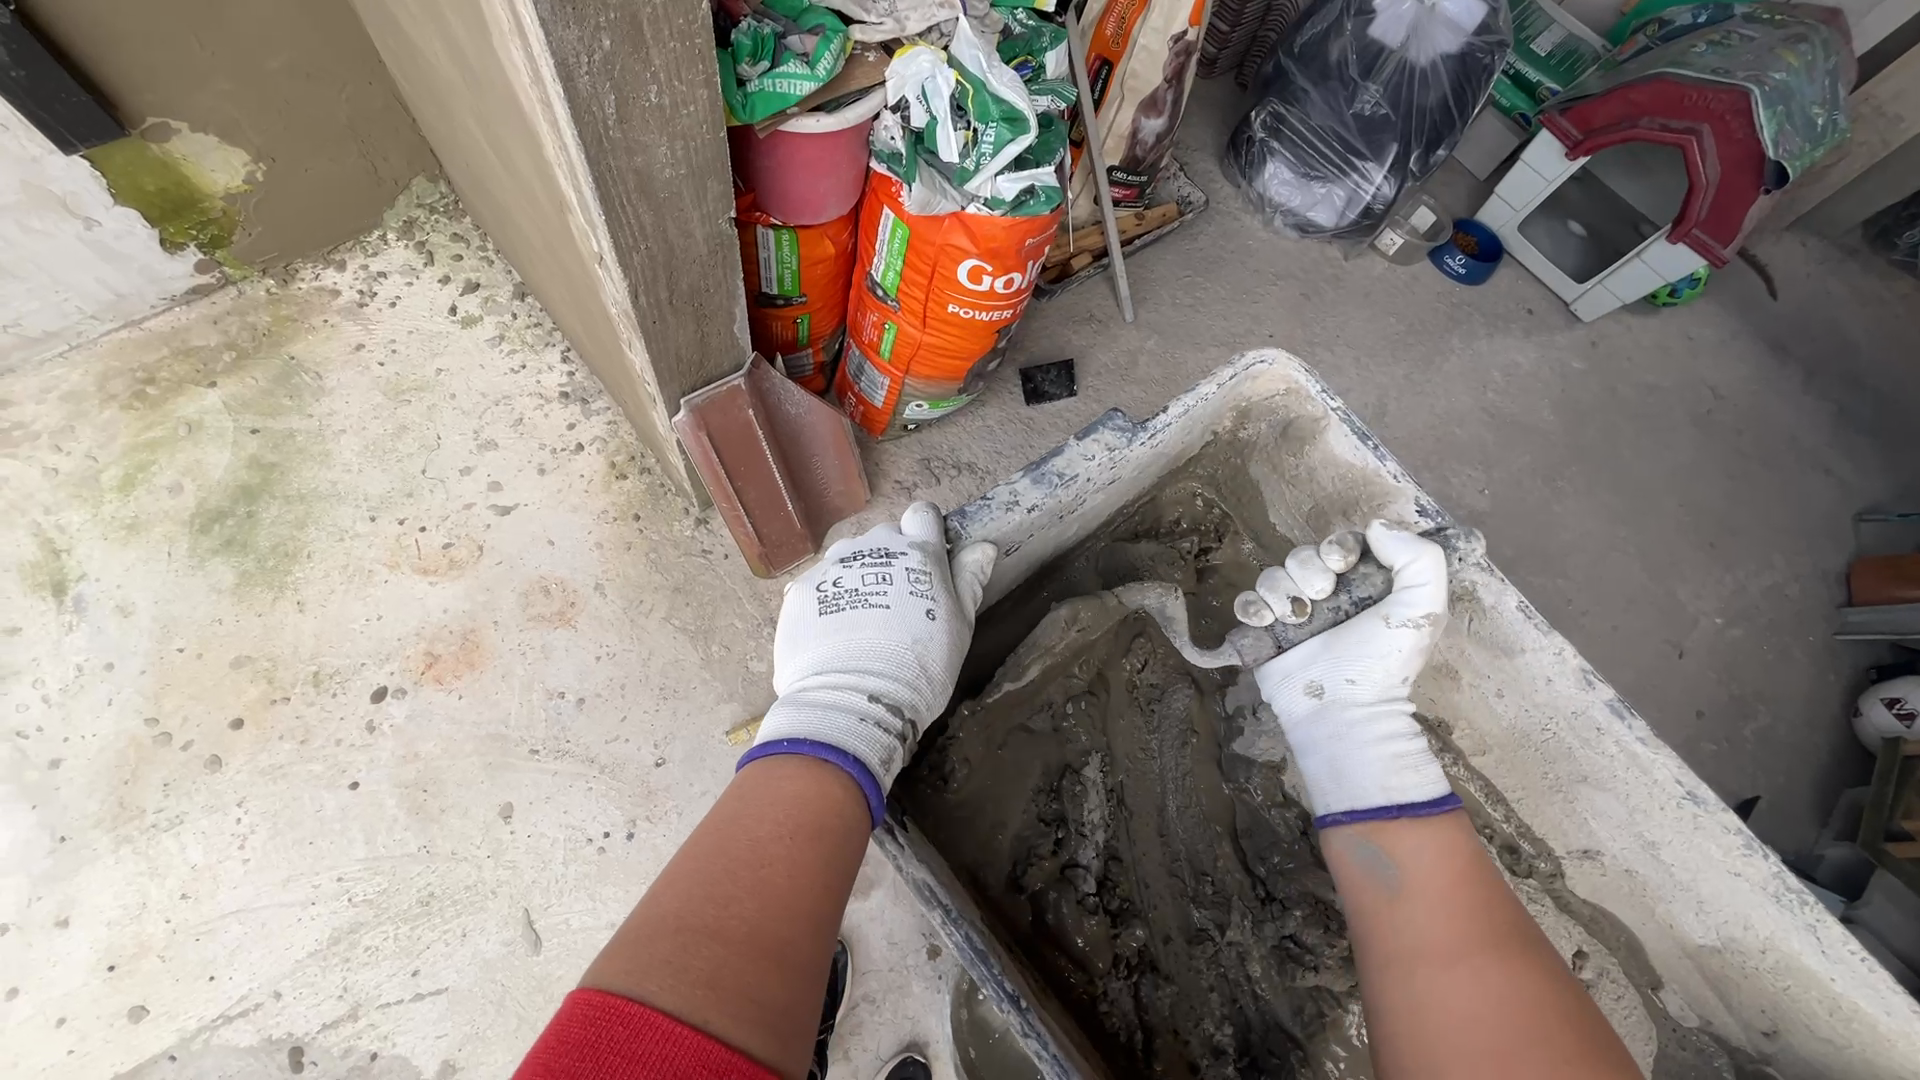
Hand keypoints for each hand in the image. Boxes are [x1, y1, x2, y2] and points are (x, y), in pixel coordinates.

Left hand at [742, 503, 997, 826]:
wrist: (852, 699)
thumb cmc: (920, 665)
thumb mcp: (960, 626)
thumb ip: (970, 580)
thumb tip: (984, 547)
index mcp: (918, 551)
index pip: (923, 514)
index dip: (926, 532)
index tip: (928, 559)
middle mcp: (873, 546)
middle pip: (885, 535)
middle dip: (891, 556)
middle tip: (896, 601)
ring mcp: (833, 564)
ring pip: (849, 555)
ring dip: (858, 573)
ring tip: (862, 619)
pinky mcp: (802, 587)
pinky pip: (821, 581)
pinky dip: (829, 598)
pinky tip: (834, 632)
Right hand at [1252, 520, 1458, 827]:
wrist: (1341, 709)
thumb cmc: (1382, 662)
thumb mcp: (1423, 608)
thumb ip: (1418, 558)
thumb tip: (1374, 527)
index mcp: (1360, 586)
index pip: (1337, 544)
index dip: (1334, 547)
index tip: (1342, 566)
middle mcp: (1324, 596)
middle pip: (1299, 556)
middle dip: (1306, 571)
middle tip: (1321, 600)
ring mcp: (1289, 614)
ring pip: (1270, 576)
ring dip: (1280, 592)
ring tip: (1295, 620)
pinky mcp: (1261, 632)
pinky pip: (1244, 602)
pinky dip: (1251, 607)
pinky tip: (1266, 623)